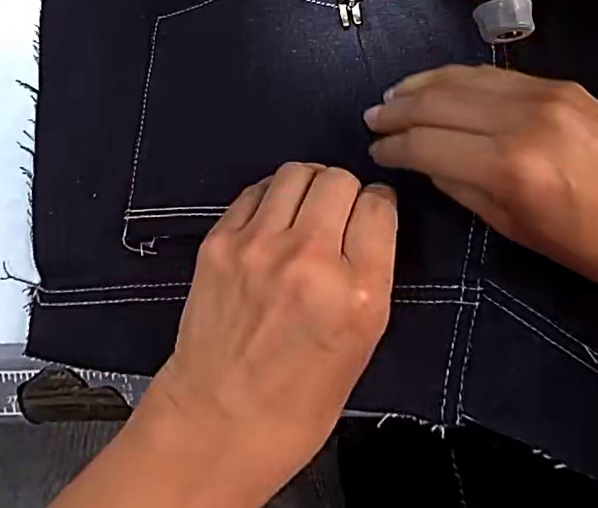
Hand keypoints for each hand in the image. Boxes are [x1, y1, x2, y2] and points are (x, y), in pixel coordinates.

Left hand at [129, 164, 397, 504]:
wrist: (219, 424)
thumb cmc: (300, 397)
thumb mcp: (364, 339)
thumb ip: (371, 270)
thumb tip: (369, 214)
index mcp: (356, 294)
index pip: (378, 205)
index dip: (377, 205)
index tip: (370, 213)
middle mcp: (309, 262)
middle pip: (339, 180)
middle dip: (345, 192)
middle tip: (337, 213)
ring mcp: (259, 248)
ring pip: (297, 172)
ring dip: (309, 185)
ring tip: (305, 209)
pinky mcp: (220, 243)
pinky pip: (257, 190)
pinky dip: (271, 197)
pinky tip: (273, 221)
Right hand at [365, 65, 597, 323]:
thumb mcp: (525, 235)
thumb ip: (468, 191)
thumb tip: (429, 163)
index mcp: (512, 167)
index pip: (430, 143)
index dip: (394, 146)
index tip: (374, 149)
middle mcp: (524, 118)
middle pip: (440, 100)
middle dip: (399, 108)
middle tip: (372, 116)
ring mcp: (547, 94)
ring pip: (466, 78)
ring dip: (425, 84)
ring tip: (396, 94)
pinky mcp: (566, 86)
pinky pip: (498, 76)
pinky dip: (462, 79)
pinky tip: (446, 85)